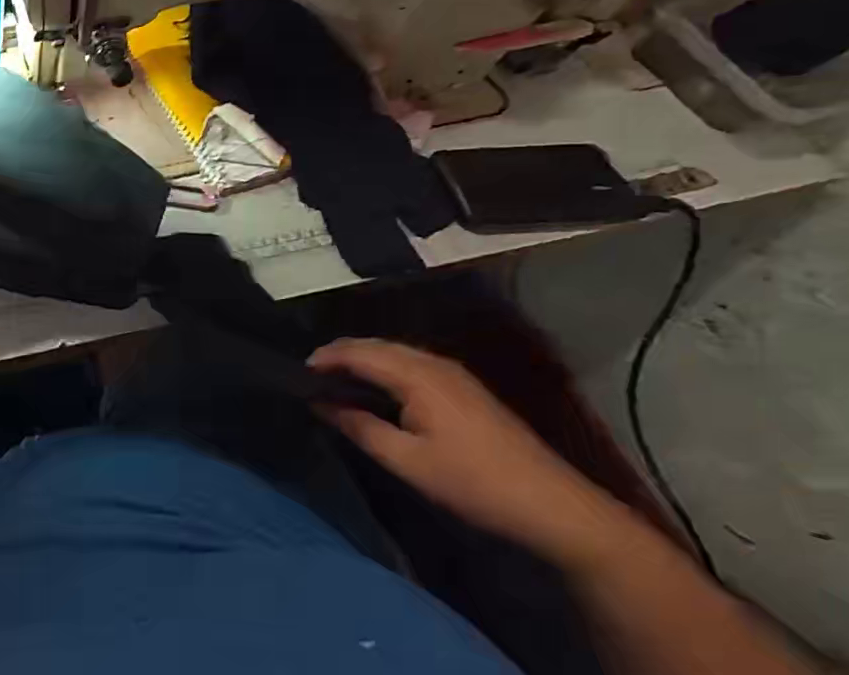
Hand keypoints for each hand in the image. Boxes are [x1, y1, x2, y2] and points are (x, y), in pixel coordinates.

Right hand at [310, 338, 635, 568]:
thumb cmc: (472, 483)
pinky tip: (377, 389)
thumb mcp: (407, 461)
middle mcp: (433, 362)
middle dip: (342, 354)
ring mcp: (453, 372)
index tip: (298, 372)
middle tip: (312, 375)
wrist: (551, 503)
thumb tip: (320, 403)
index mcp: (417, 374)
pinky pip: (411, 363)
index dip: (326, 357)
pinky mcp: (463, 386)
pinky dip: (385, 368)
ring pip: (395, 352)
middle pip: (377, 345)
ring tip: (337, 380)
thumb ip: (360, 427)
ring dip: (364, 360)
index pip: (359, 352)